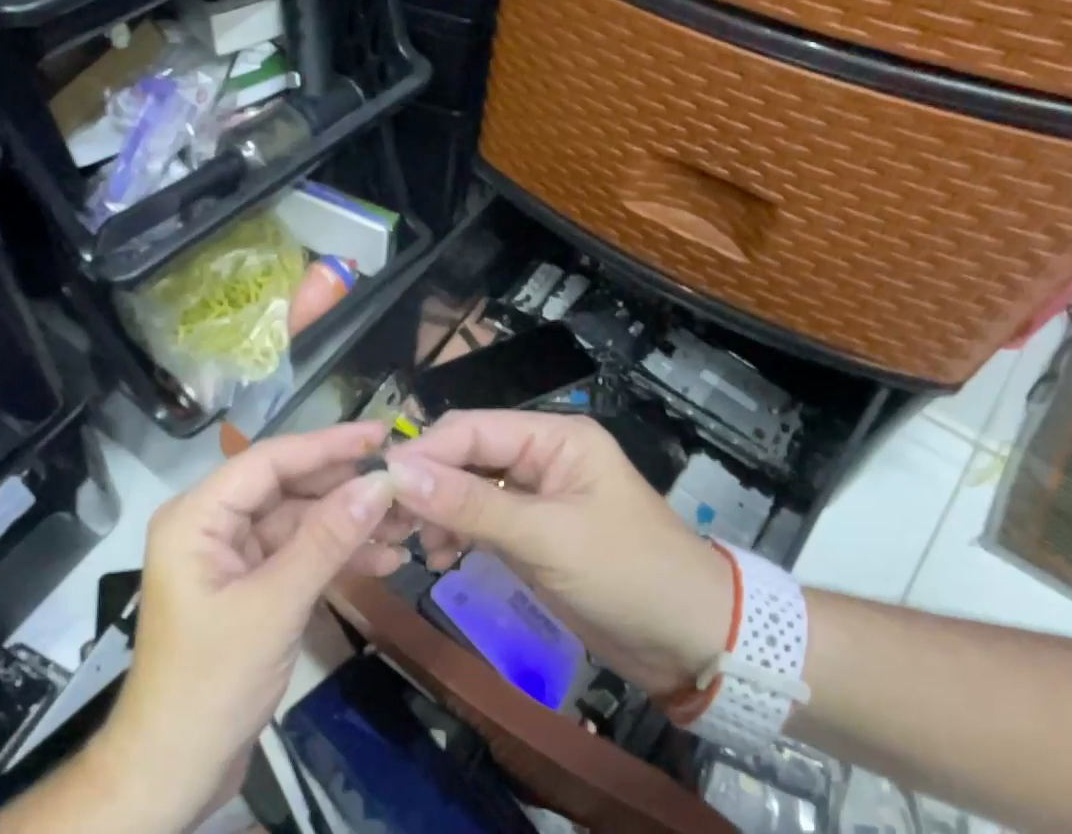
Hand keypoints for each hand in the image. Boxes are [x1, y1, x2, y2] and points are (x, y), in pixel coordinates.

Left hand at [96, 422, 402, 828]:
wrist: (176, 765)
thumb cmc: (212, 681)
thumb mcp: (274, 605)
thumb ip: (326, 541)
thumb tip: (379, 484)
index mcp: (196, 516)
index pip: (268, 461)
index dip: (327, 445)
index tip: (382, 435)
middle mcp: (210, 526)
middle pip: (285, 489)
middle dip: (344, 488)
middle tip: (406, 483)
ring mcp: (230, 559)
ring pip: (297, 524)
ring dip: (348, 527)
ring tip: (408, 526)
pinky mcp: (249, 589)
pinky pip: (297, 558)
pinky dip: (336, 559)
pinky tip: (383, 561)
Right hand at [386, 410, 732, 695]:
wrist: (693, 642)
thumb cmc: (629, 575)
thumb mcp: (546, 537)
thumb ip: (471, 505)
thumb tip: (396, 475)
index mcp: (553, 438)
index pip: (470, 429)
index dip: (423, 454)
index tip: (377, 487)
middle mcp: (540, 457)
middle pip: (464, 456)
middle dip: (426, 485)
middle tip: (388, 521)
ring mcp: (535, 496)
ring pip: (466, 489)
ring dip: (437, 512)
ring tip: (415, 546)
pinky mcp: (532, 533)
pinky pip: (479, 520)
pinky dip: (455, 534)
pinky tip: (438, 557)